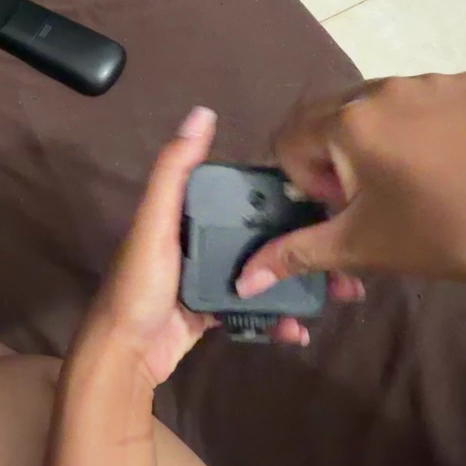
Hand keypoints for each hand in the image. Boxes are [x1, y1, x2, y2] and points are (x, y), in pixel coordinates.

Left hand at [78, 106, 309, 387]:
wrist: (126, 352)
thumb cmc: (140, 283)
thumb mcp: (155, 222)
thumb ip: (174, 171)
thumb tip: (201, 113)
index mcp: (186, 214)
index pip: (241, 195)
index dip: (281, 196)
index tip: (326, 199)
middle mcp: (200, 241)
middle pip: (259, 236)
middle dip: (300, 245)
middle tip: (340, 258)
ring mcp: (208, 278)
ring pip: (262, 273)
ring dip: (296, 282)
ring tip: (335, 294)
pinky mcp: (213, 311)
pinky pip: (253, 309)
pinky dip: (276, 317)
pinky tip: (297, 329)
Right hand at [235, 73, 465, 299]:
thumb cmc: (441, 237)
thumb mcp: (359, 247)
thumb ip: (293, 254)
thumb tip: (241, 279)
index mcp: (349, 120)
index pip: (289, 137)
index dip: (304, 177)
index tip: (340, 206)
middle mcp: (383, 86)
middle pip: (330, 116)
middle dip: (335, 155)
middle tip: (371, 197)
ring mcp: (433, 79)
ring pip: (377, 105)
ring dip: (375, 139)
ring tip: (416, 181)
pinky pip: (424, 99)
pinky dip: (421, 126)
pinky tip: (454, 162)